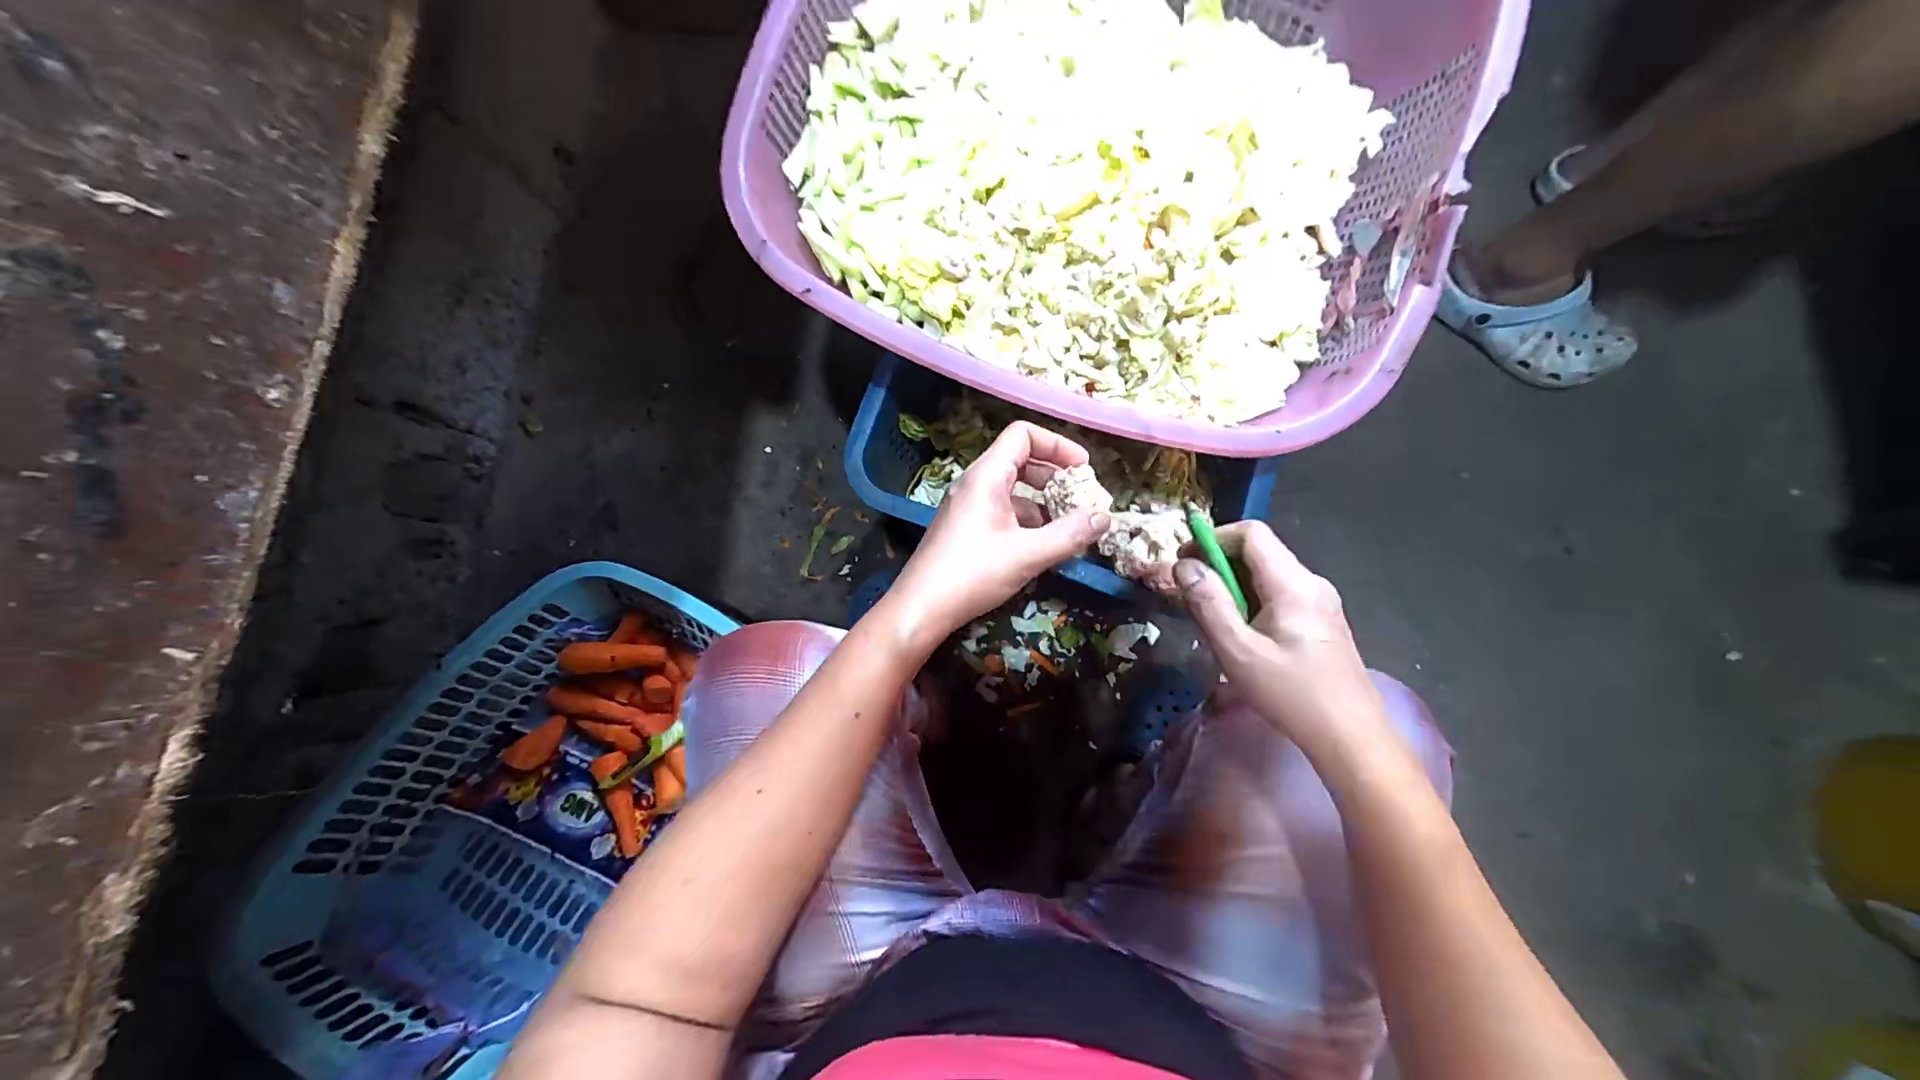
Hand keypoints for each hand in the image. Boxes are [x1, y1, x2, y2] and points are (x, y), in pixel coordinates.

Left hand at [883, 421, 1108, 647]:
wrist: (921, 607)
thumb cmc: (972, 574)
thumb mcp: (1028, 555)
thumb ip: (1070, 534)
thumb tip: (1104, 517)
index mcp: (987, 477)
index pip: (1023, 435)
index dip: (1058, 445)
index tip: (1083, 470)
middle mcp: (974, 483)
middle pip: (1019, 459)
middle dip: (1054, 475)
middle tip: (1080, 498)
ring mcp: (967, 505)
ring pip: (1012, 488)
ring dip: (1042, 501)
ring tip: (1068, 525)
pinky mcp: (964, 527)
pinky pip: (1001, 509)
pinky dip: (1026, 518)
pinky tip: (1041, 544)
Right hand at [1175, 521, 1389, 756]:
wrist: (1350, 736)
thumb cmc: (1291, 694)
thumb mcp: (1238, 651)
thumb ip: (1209, 603)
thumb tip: (1185, 566)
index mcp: (1293, 584)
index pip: (1252, 533)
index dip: (1213, 538)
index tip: (1184, 562)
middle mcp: (1311, 583)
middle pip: (1259, 552)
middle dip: (1218, 564)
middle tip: (1188, 593)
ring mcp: (1320, 601)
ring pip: (1267, 574)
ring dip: (1232, 585)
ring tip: (1209, 617)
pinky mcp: (1321, 620)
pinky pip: (1278, 594)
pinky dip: (1250, 600)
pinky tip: (1239, 632)